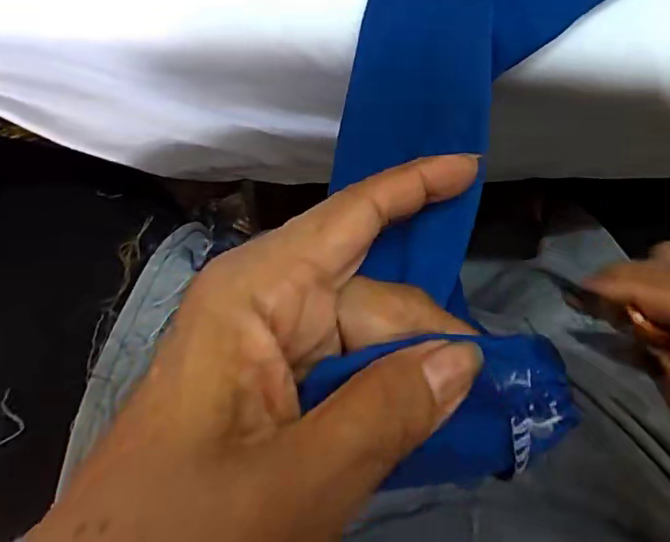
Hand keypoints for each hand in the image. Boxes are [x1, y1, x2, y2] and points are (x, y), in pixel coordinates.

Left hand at [29, 156, 484, 541]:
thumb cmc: (179, 534)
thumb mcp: (292, 483)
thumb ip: (386, 412)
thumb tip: (463, 357)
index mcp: (258, 291)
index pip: (353, 214)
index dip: (416, 185)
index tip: (470, 165)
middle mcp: (265, 302)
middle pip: (373, 294)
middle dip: (428, 331)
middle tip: (490, 380)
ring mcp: (265, 347)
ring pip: (365, 340)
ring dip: (409, 373)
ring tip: (458, 415)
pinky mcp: (267, 392)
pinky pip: (346, 375)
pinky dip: (384, 395)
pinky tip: (414, 424)